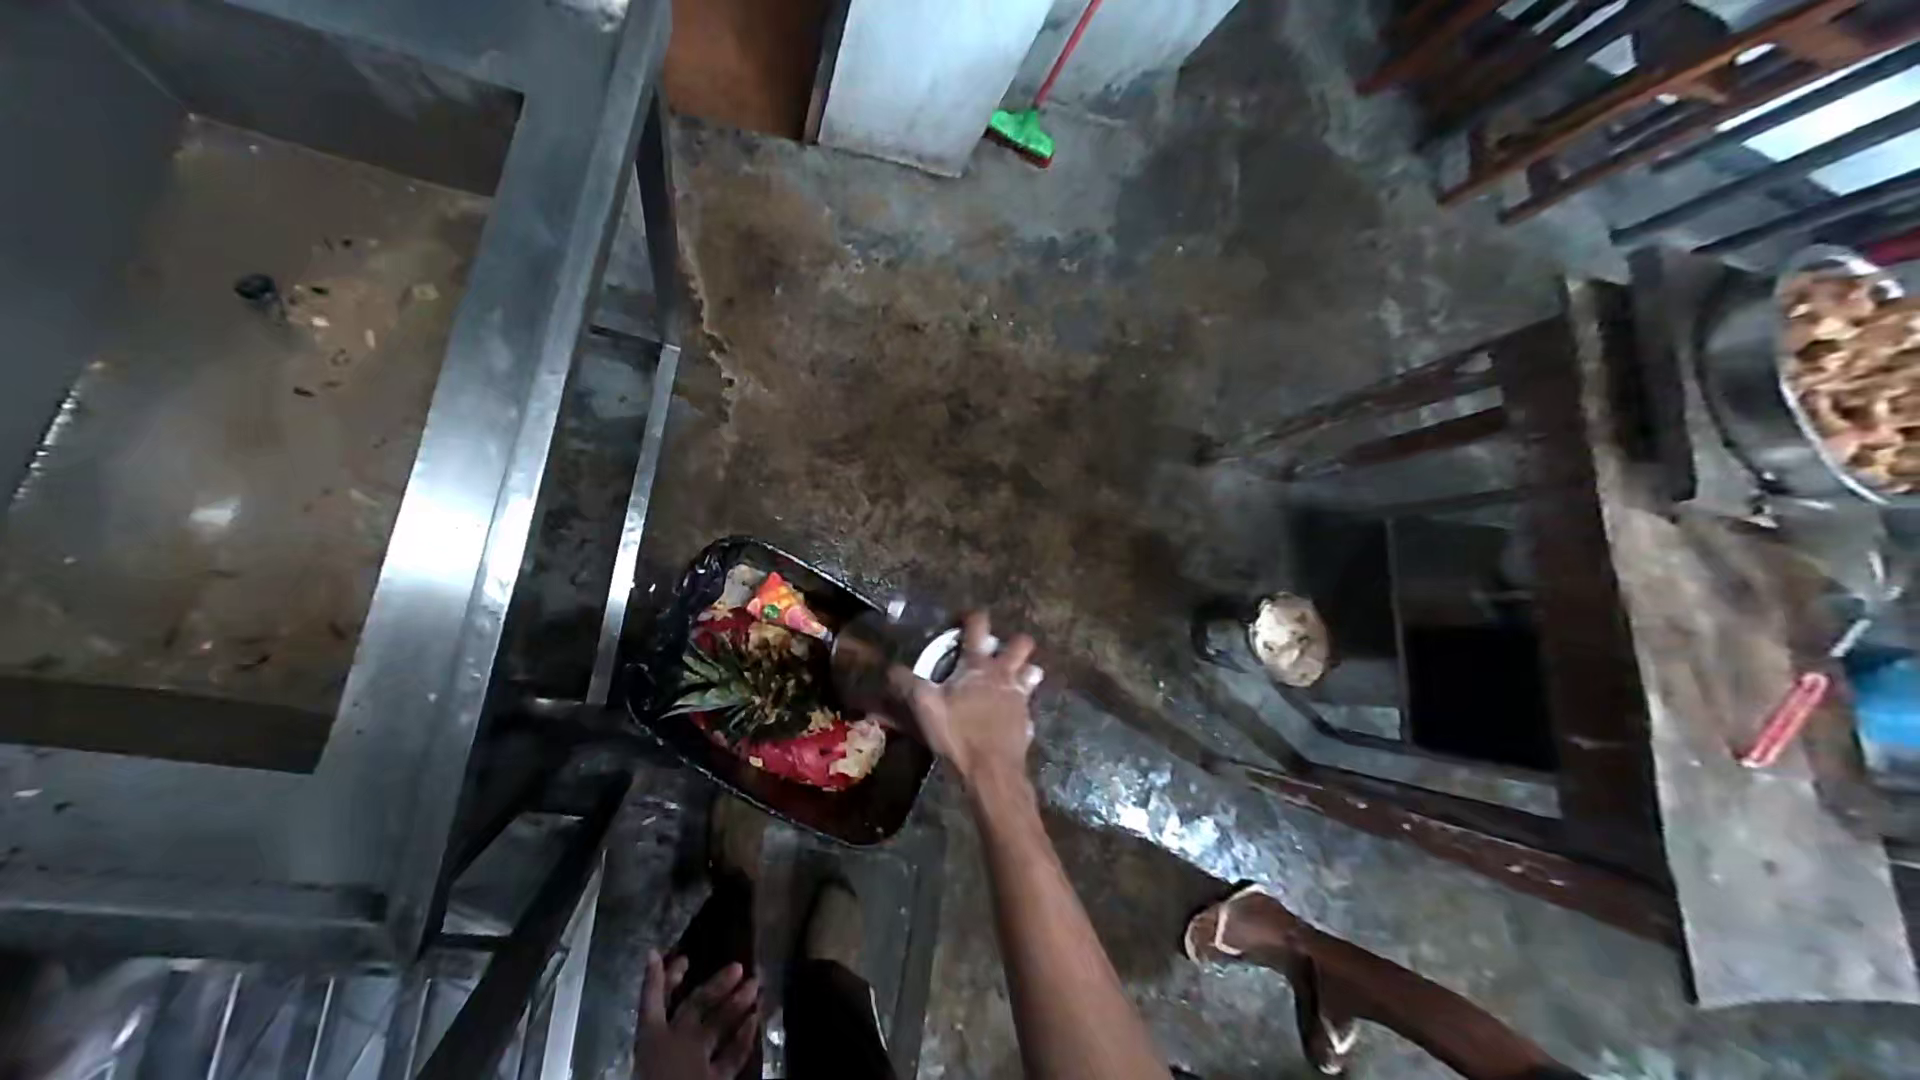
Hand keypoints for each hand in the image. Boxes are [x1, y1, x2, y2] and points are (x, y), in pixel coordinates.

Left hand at [635, 951, 758, 1079]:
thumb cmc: (665, 1076)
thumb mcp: (651, 1040)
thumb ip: (654, 994)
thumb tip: (649, 951)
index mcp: (654, 1040)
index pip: (656, 1003)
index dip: (663, 978)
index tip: (684, 957)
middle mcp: (675, 1049)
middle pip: (695, 1011)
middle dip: (716, 986)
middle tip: (739, 966)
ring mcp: (695, 1068)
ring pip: (716, 1031)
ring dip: (735, 1007)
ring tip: (756, 986)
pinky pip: (728, 1061)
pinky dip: (742, 1040)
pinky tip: (755, 1021)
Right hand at [895, 611, 1040, 789]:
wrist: (992, 771)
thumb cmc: (959, 733)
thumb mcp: (925, 707)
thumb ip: (906, 684)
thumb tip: (890, 668)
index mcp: (979, 665)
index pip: (979, 625)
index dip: (971, 616)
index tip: (962, 620)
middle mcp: (1005, 674)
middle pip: (1022, 644)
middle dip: (1013, 642)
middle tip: (996, 652)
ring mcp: (1020, 697)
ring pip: (1033, 672)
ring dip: (1024, 670)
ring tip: (1009, 679)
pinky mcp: (1027, 721)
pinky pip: (1027, 706)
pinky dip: (1019, 706)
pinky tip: (1007, 715)